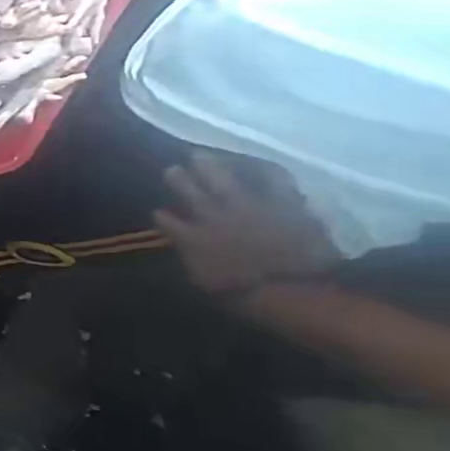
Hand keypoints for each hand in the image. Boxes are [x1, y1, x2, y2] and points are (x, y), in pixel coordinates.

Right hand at [154, 152, 336, 298]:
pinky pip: (272, 177)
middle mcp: (211, 214)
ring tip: (198, 155)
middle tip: (172, 169)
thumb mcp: (204, 280)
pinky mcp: (278, 201)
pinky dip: (265, 170)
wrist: (288, 291)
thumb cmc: (243, 295)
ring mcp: (245, 204)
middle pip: (187, 189)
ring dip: (207, 164)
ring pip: (219, 176)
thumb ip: (192, 257)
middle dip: (178, 178)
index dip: (162, 215)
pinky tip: (259, 164)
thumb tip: (184, 246)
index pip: (165, 219)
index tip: (160, 212)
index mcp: (190, 237)